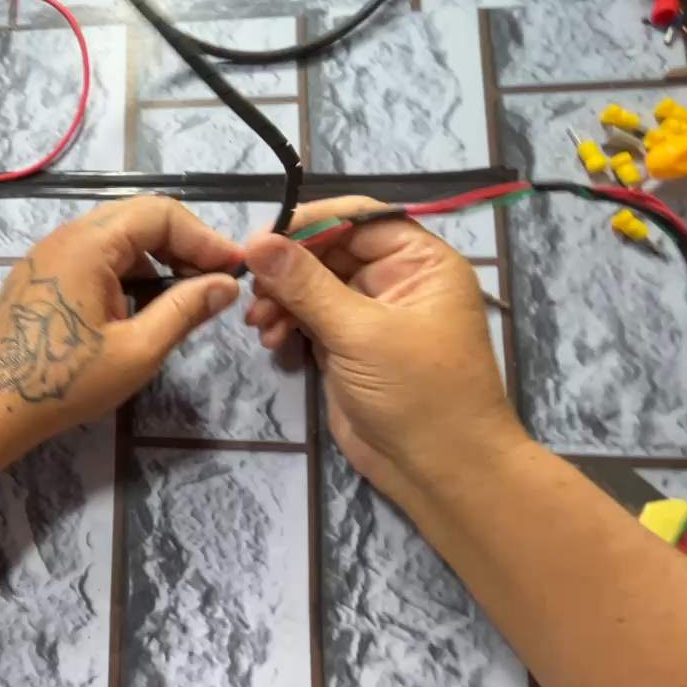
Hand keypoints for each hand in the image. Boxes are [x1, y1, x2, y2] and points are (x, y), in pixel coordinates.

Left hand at [0, 194, 242, 454]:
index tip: (230, 269)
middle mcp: (63, 238)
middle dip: (179, 246)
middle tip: (209, 281)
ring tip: (178, 299)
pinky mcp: (36, 280)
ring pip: (112, 241)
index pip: (159, 213)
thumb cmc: (65, 381)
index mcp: (87, 245)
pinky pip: (89, 261)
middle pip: (135, 220)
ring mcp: (45, 258)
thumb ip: (185, 310)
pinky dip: (121, 275)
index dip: (202, 237)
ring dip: (150, 261)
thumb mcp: (137, 350)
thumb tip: (226, 285)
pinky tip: (135, 309)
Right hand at [242, 197, 527, 500]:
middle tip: (251, 289)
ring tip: (258, 323)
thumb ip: (306, 285)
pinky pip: (306, 320)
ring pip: (310, 288)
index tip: (259, 239)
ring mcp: (366, 316)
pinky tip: (271, 341)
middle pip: (328, 253)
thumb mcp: (360, 333)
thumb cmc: (417, 392)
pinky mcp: (343, 347)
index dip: (310, 224)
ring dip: (279, 300)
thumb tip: (258, 242)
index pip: (359, 220)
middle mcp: (393, 282)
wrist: (435, 466)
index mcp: (419, 263)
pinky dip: (284, 325)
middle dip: (286, 269)